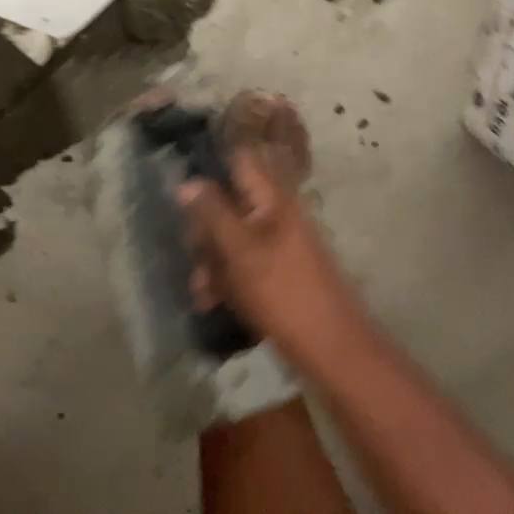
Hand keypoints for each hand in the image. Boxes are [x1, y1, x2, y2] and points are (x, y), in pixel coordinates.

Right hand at [177, 93, 362, 360]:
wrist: (334, 352)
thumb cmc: (284, 293)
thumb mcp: (240, 250)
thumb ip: (212, 212)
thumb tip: (187, 181)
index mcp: (273, 201)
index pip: (239, 161)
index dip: (210, 162)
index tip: (179, 173)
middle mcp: (276, 217)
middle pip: (227, 204)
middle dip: (203, 230)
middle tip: (192, 252)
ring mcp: (277, 247)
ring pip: (230, 240)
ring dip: (211, 262)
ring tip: (203, 291)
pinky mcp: (276, 276)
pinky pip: (241, 267)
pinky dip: (225, 282)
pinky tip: (212, 304)